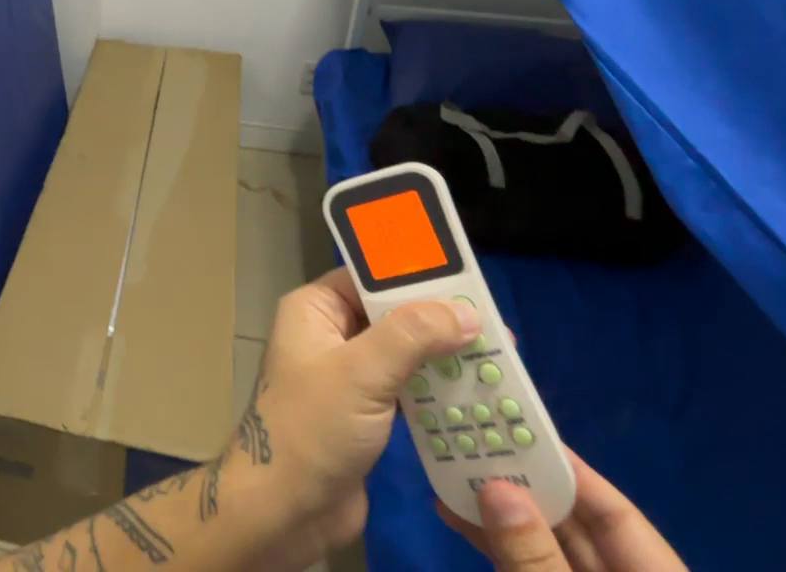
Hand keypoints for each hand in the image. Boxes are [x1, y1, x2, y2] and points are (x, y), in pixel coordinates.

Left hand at [233, 268, 480, 562]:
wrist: (286, 507)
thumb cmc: (313, 427)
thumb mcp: (362, 372)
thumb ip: (412, 335)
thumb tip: (464, 310)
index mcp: (314, 310)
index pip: (370, 278)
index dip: (416, 278)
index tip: (468, 283)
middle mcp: (328, 333)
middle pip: (391, 315)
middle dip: (440, 322)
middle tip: (497, 329)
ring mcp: (346, 374)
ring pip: (403, 353)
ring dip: (444, 359)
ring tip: (499, 362)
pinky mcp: (364, 411)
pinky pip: (406, 388)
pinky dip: (437, 392)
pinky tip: (477, 399)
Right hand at [436, 450, 685, 570]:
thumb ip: (536, 560)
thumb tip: (499, 488)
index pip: (619, 516)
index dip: (571, 470)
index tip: (520, 426)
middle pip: (574, 528)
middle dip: (521, 485)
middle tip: (471, 440)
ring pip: (542, 547)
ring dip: (496, 510)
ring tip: (451, 468)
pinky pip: (525, 568)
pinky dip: (494, 544)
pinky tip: (453, 514)